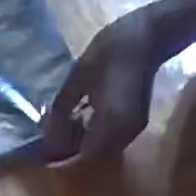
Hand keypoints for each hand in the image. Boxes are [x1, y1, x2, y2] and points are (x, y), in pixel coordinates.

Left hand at [41, 6, 165, 164]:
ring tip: (65, 129)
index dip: (63, 160)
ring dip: (84, 145)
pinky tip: (83, 121)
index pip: (83, 157)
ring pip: (103, 150)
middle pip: (93, 157)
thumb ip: (61, 110)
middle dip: (72, 152)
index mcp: (111, 123)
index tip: (46, 156)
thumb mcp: (78, 77)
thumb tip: (48, 137)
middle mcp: (124, 134)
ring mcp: (133, 131)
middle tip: (53, 141)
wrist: (149, 35)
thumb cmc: (111, 50)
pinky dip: (95, 137)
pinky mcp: (136, 124)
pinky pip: (112, 140)